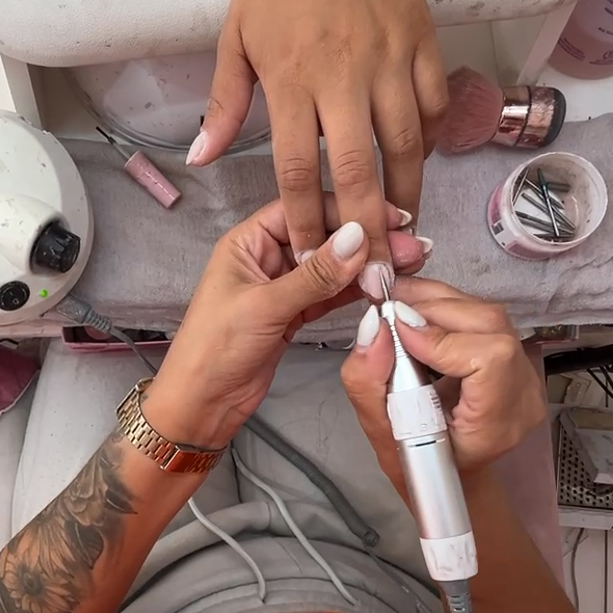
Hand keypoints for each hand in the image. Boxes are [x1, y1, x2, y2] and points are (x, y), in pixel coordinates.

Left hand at [143, 195, 427, 449]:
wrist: (203, 403)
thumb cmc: (213, 350)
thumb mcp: (265, 306)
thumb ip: (314, 274)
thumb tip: (357, 237)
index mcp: (247, 242)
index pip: (302, 209)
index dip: (345, 210)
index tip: (387, 216)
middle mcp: (265, 257)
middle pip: (322, 237)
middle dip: (364, 239)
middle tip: (409, 244)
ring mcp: (281, 287)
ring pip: (330, 267)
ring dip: (366, 266)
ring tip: (408, 262)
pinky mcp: (292, 314)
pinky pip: (329, 294)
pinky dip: (354, 291)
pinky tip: (381, 285)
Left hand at [190, 0, 447, 301]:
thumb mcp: (235, 38)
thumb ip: (224, 105)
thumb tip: (202, 159)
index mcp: (292, 81)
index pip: (298, 169)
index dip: (307, 221)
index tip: (313, 257)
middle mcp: (344, 77)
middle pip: (360, 168)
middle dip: (367, 227)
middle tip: (375, 268)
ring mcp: (390, 59)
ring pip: (407, 143)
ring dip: (407, 192)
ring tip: (403, 228)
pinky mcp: (424, 41)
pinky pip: (434, 104)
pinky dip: (431, 140)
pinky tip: (419, 164)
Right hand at [340, 278, 546, 493]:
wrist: (445, 470)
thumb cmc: (415, 461)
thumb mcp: (377, 433)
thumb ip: (367, 382)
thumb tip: (374, 325)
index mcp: (495, 425)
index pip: (488, 358)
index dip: (440, 336)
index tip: (395, 329)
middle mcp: (522, 395)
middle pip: (489, 324)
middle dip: (432, 308)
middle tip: (386, 311)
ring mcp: (525, 373)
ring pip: (487, 313)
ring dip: (436, 301)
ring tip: (395, 307)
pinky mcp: (515, 356)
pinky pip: (484, 317)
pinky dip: (444, 305)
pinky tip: (414, 311)